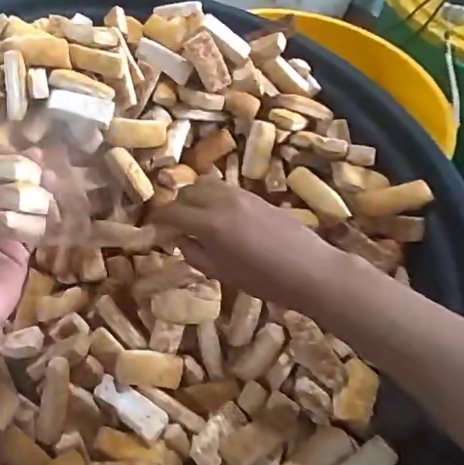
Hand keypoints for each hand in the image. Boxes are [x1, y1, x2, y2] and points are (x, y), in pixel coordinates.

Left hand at [0, 147, 30, 340]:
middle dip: (14, 170)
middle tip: (34, 152)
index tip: (4, 142)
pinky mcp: (20, 248)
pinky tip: (54, 193)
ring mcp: (0, 232)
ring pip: (16, 202)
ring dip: (30, 186)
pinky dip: (42, 209)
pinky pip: (31, 223)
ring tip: (47, 168)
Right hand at [152, 181, 349, 311]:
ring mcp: (240, 195)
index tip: (153, 228)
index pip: (172, 212)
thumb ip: (194, 253)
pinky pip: (222, 187)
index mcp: (210, 224)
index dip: (158, 220)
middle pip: (186, 192)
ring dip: (193, 197)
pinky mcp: (254, 195)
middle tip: (173, 225)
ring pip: (204, 184)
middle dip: (175, 206)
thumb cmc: (265, 280)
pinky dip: (211, 196)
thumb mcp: (221, 273)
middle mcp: (222, 201)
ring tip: (194, 216)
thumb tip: (180, 239)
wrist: (311, 270)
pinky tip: (216, 214)